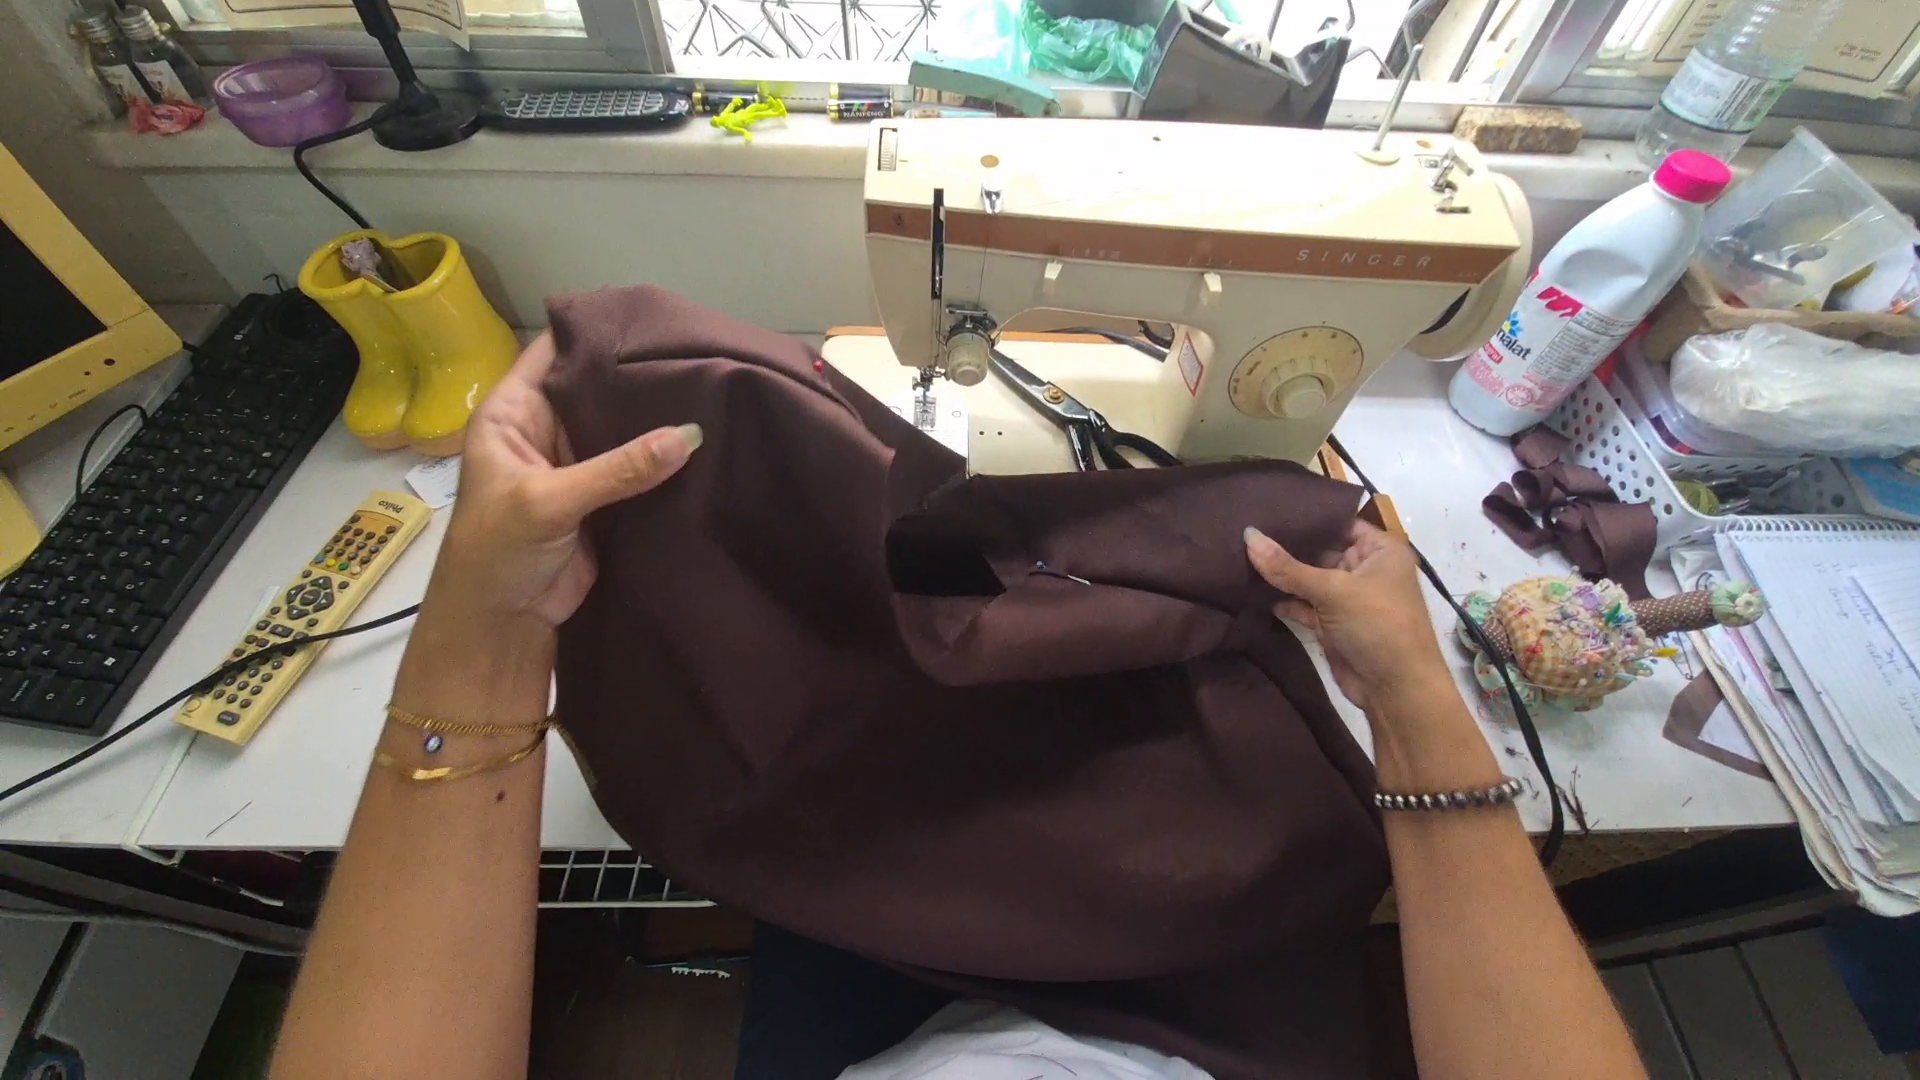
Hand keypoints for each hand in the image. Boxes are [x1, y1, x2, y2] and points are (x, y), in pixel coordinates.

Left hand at [426, 331, 700, 629]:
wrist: (503, 623)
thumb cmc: (497, 552)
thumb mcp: (550, 501)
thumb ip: (618, 469)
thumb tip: (689, 436)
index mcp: (513, 415)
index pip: (552, 355)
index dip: (592, 333)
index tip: (645, 320)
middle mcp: (547, 432)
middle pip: (595, 390)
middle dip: (635, 377)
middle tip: (691, 356)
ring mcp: (579, 466)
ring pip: (622, 431)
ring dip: (655, 420)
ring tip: (707, 392)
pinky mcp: (606, 499)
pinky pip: (640, 470)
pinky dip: (665, 461)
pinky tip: (702, 443)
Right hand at [1244, 520, 1446, 712]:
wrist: (1396, 690)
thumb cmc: (1378, 626)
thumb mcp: (1333, 591)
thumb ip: (1287, 567)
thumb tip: (1247, 536)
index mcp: (1380, 551)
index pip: (1339, 523)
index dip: (1306, 517)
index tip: (1267, 508)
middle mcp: (1364, 569)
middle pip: (1319, 550)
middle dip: (1286, 546)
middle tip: (1245, 531)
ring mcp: (1347, 597)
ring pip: (1307, 578)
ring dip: (1280, 574)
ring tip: (1239, 554)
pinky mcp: (1331, 622)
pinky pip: (1302, 603)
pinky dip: (1281, 599)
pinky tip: (1251, 589)